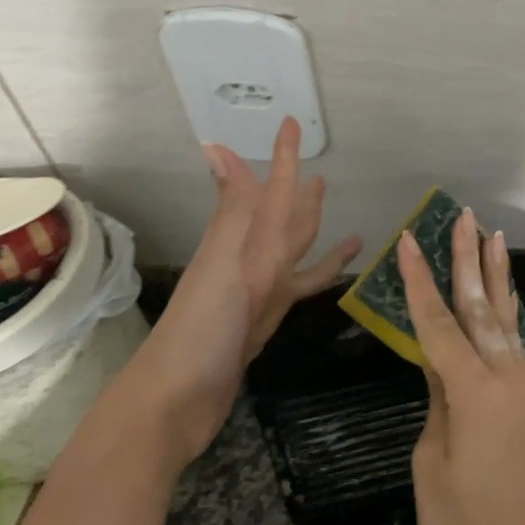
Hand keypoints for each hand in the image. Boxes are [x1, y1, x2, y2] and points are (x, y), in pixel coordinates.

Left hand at [127, 117, 360, 460]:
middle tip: (322, 176)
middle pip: (280, 220)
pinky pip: (301, 288)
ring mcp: (258, 292)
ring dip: (315, 236)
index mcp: (239, 242)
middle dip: (298, 196)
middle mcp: (248, 259)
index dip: (281, 158)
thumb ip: (236, 210)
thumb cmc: (202, 330)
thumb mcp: (226, 265)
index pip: (266, 189)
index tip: (292, 122)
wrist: (176, 402)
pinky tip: (341, 274)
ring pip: (295, 254)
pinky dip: (321, 276)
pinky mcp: (266, 321)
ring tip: (348, 225)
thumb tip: (217, 146)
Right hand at [401, 211, 524, 524]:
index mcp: (477, 393)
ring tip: (492, 240)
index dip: (422, 281)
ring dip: (496, 282)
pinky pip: (516, 354)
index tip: (411, 239)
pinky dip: (504, 323)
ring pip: (508, 326)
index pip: (440, 324)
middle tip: (466, 216)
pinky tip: (499, 308)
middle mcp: (512, 381)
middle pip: (485, 309)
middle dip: (471, 261)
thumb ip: (438, 405)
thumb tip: (440, 366)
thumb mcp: (433, 466)